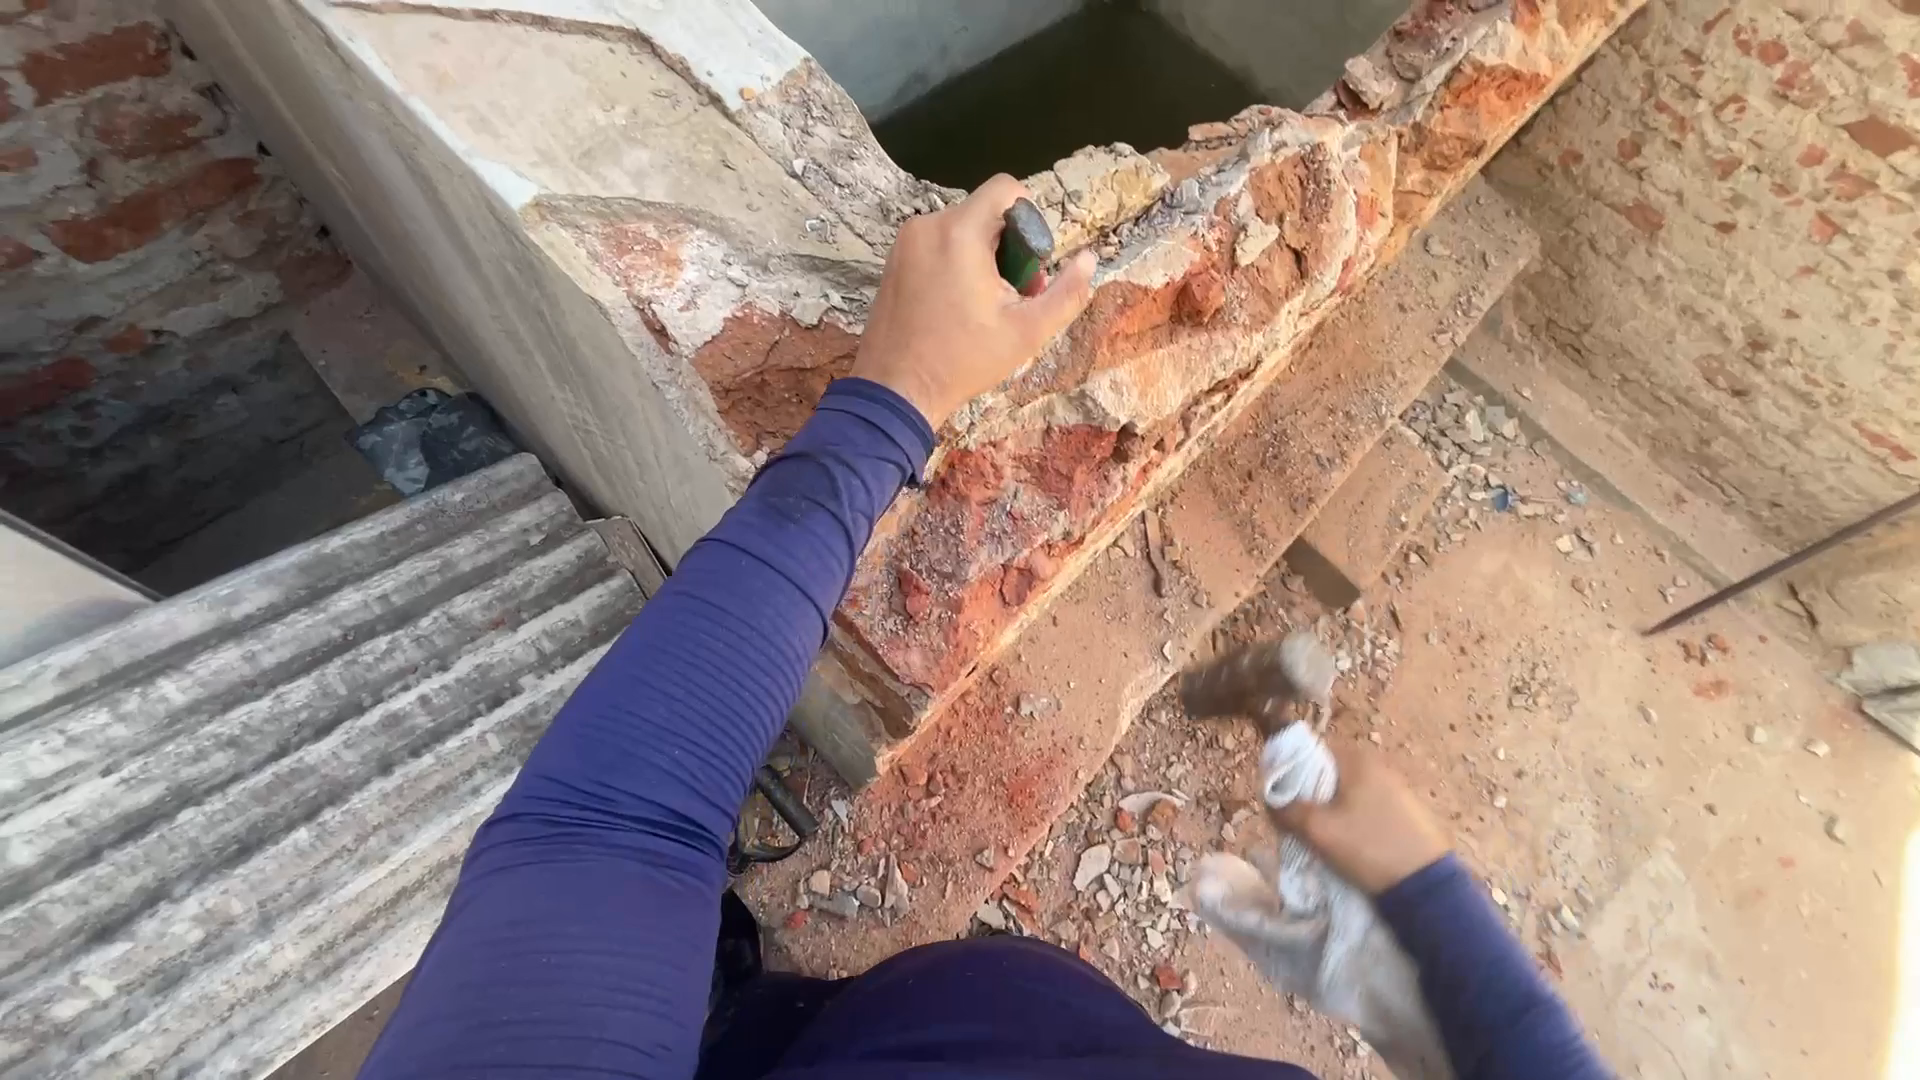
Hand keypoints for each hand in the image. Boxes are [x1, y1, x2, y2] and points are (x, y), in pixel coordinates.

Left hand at [850, 174, 1097, 427]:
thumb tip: (1090, 259)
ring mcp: (905, 243)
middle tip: (1011, 297)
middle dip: (1007, 248)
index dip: (1030, 219)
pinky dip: (954, 266)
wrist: (896, 391)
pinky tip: (955, 309)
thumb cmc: (963, 362)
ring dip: (981, 260)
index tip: (1030, 264)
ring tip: (983, 308)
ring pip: (960, 232)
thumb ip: (1066, 293)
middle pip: (984, 214)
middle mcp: (927, 225)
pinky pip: (936, 247)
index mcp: (960, 232)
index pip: (1007, 188)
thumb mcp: (1027, 332)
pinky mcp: (892, 262)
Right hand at [1270, 744, 1449, 895]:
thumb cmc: (1369, 847)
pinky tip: (1350, 845)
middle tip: (1298, 819)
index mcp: (1357, 759)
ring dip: (1329, 809)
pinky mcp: (1408, 814)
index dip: (1288, 769)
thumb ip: (1285, 809)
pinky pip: (1366, 808)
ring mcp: (1397, 790)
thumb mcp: (1317, 829)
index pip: (1309, 749)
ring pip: (1346, 792)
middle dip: (1308, 793)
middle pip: (1327, 771)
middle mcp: (1378, 767)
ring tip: (1322, 836)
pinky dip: (1352, 820)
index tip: (1280, 795)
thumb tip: (1271, 801)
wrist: (1430, 890)